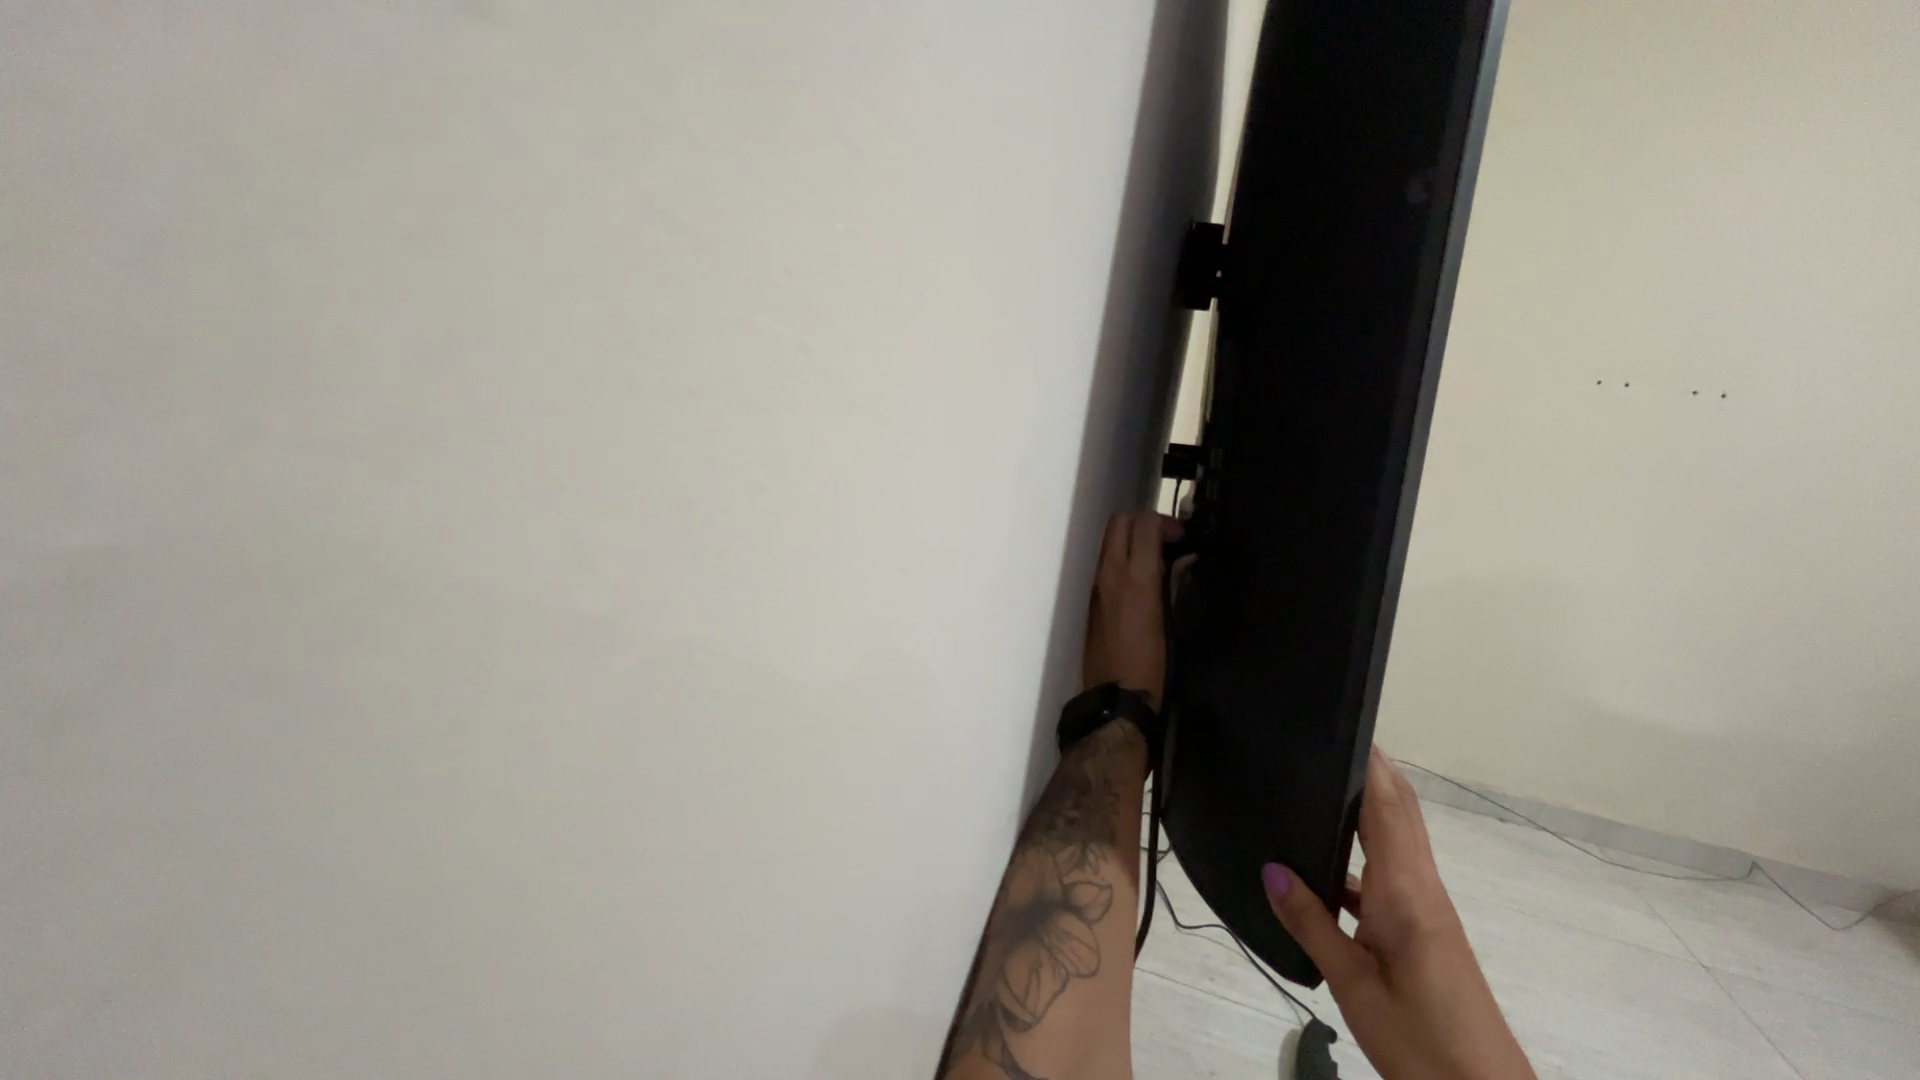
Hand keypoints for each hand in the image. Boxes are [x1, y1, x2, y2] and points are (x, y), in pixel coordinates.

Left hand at [1081, 510, 1180, 707]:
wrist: (1116, 696)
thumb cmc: (1152, 663)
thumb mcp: (1172, 621)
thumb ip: (1176, 582)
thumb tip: (1186, 559)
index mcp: (1135, 577)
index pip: (1144, 523)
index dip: (1166, 522)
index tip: (1182, 538)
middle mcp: (1110, 573)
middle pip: (1120, 521)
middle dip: (1144, 522)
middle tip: (1167, 541)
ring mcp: (1096, 585)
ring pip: (1109, 540)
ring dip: (1131, 538)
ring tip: (1156, 558)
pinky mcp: (1091, 598)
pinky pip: (1105, 562)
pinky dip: (1122, 556)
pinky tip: (1141, 577)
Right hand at [1261, 747, 1535, 1079]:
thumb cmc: (1420, 1040)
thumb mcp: (1353, 985)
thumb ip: (1311, 924)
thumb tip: (1270, 868)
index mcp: (1405, 892)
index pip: (1388, 808)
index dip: (1371, 764)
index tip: (1343, 726)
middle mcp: (1421, 889)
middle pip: (1401, 812)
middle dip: (1374, 771)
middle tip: (1327, 739)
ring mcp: (1426, 910)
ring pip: (1397, 840)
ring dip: (1368, 807)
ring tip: (1318, 786)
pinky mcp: (1424, 931)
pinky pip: (1390, 872)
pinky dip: (1362, 853)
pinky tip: (1322, 867)